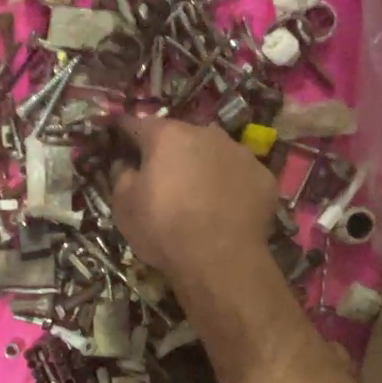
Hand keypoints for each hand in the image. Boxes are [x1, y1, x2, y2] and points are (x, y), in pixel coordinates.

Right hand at [106, 116, 277, 281]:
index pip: (138, 124)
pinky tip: (224, 209)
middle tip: (162, 178)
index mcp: (167, 136)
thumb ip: (121, 177)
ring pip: (214, 153)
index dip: (125, 131)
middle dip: (169, 152)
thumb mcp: (124, 207)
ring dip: (202, 166)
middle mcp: (206, 133)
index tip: (119, 138)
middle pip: (181, 136)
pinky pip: (239, 175)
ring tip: (197, 195)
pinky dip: (229, 186)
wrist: (220, 258)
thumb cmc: (163, 229)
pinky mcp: (263, 176)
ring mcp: (240, 152)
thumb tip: (125, 164)